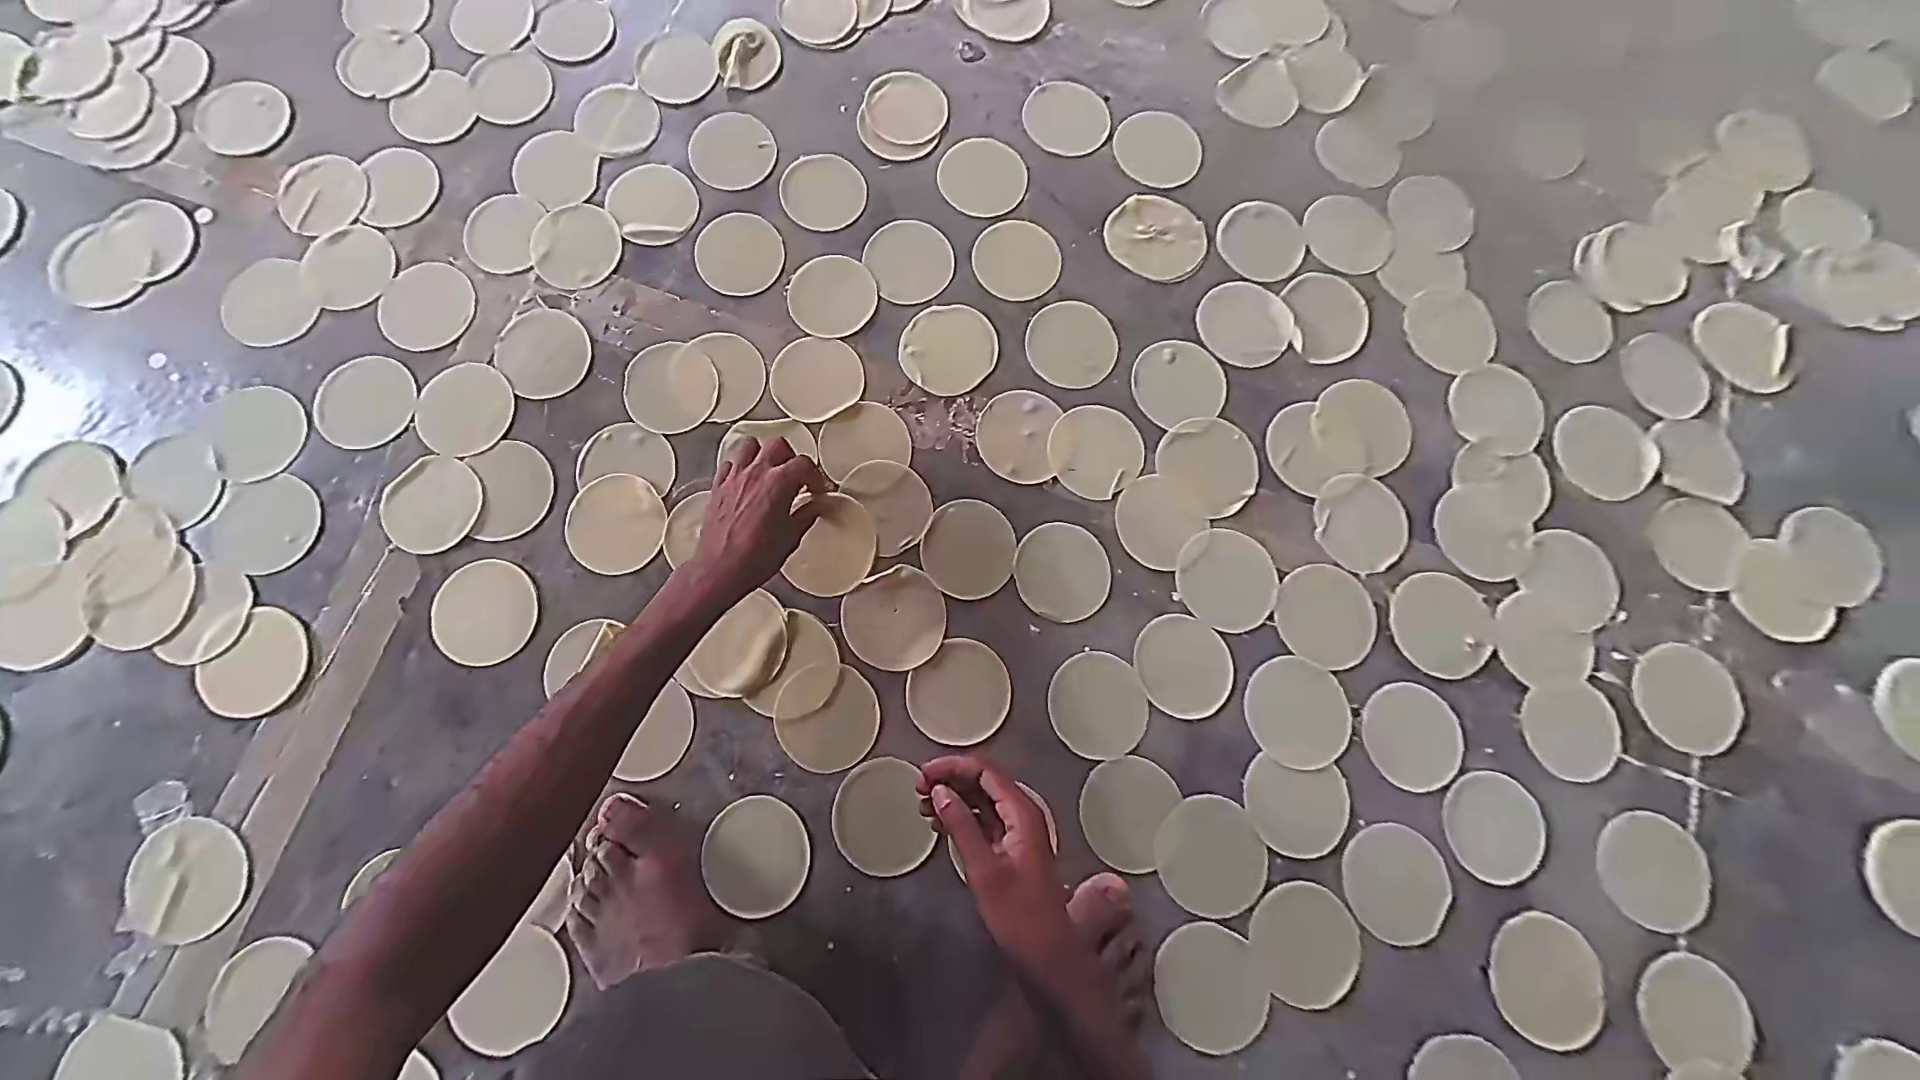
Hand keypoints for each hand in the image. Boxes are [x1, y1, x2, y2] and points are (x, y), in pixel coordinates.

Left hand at [683, 438, 828, 606]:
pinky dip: (740, 467)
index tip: (817, 490)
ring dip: (764, 455)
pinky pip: (729, 465)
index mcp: (778, 482)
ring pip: (750, 446)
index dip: (815, 477)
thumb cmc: (755, 556)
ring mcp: (734, 478)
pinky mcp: (718, 488)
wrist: (721, 569)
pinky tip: (747, 482)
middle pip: (778, 446)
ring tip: (771, 472)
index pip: (804, 464)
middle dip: (791, 458)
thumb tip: (817, 506)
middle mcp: (755, 474)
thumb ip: (807, 515)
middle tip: (797, 477)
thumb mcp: (791, 536)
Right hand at [920, 756, 1077, 976]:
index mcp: (1023, 811)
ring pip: (983, 798)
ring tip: (923, 805)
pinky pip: (984, 817)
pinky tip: (939, 822)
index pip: (985, 771)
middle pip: (984, 779)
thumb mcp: (984, 869)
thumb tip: (940, 790)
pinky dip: (962, 815)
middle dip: (951, 779)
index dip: (953, 766)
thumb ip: (961, 825)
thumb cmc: (1018, 915)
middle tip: (918, 789)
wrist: (1049, 956)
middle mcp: (1023, 812)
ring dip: (954, 796)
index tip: (923, 775)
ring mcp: (1018, 829)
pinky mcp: (1011, 845)